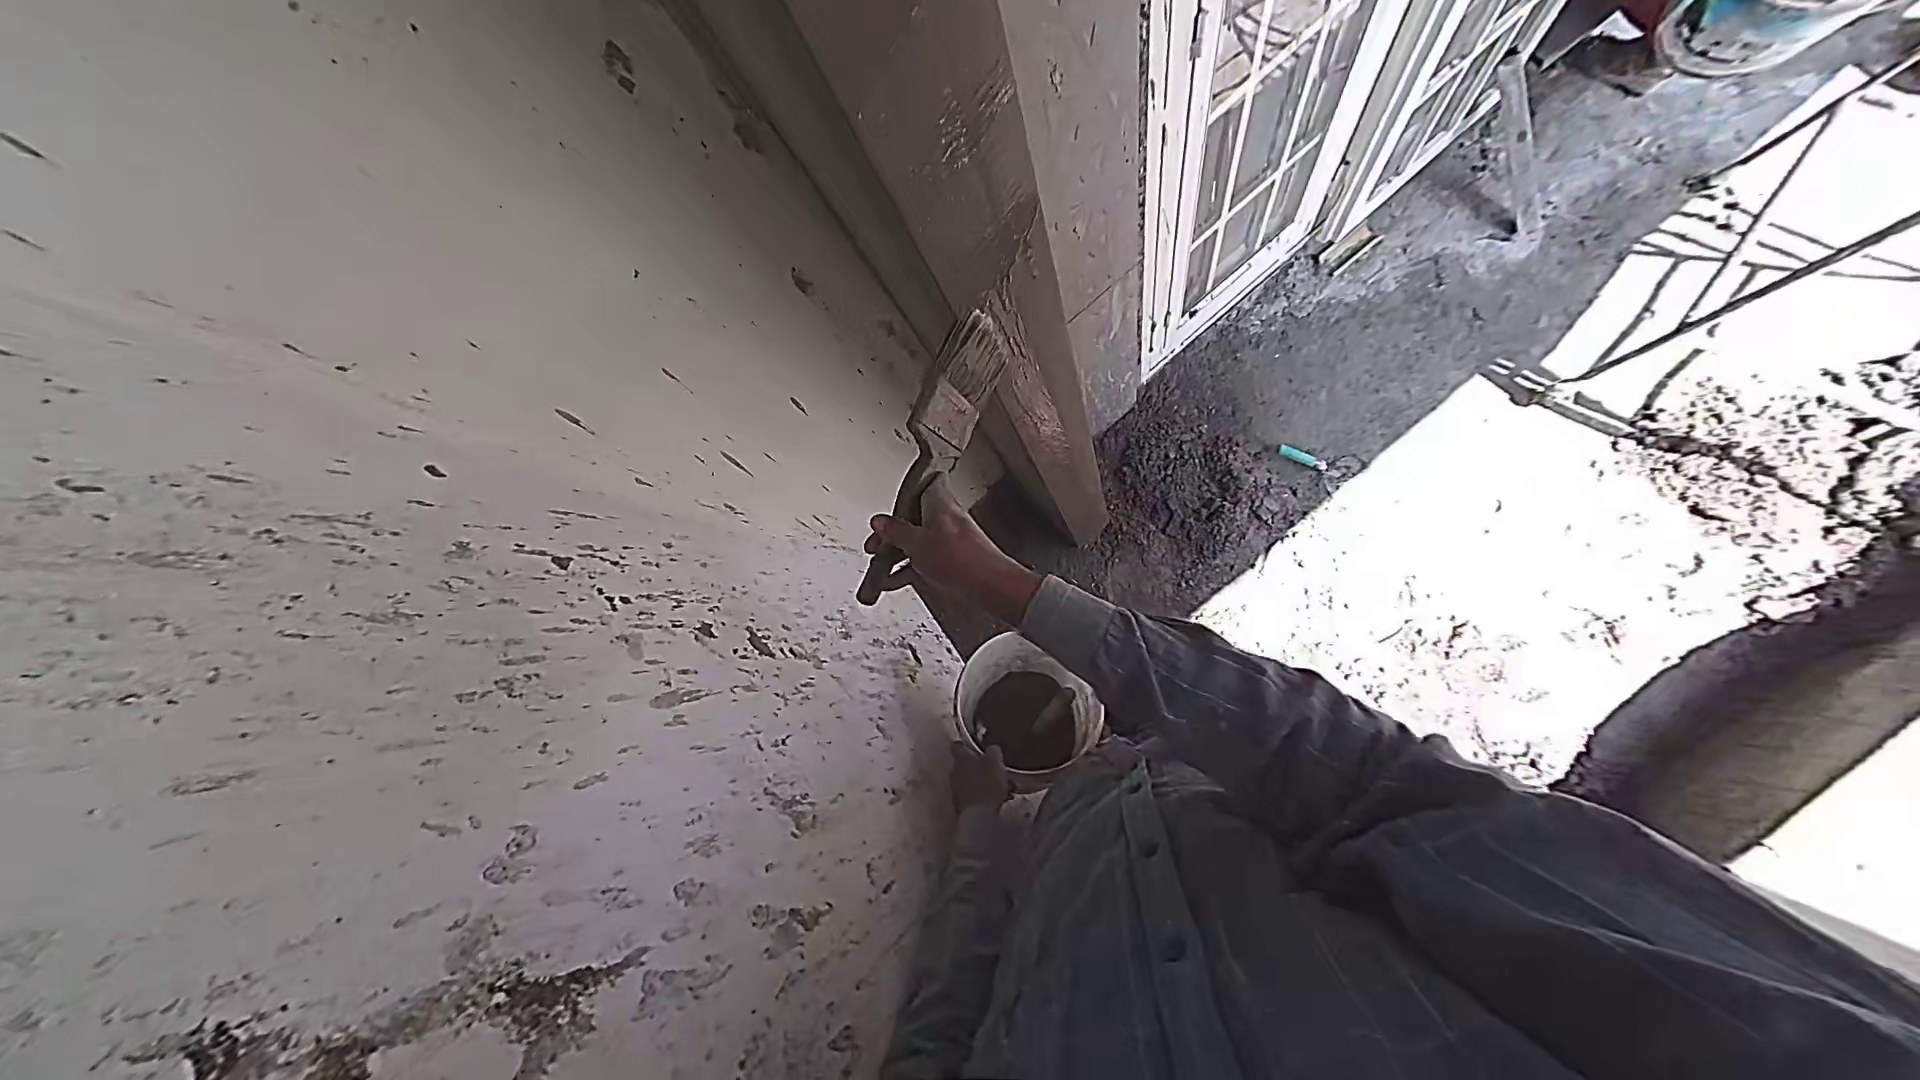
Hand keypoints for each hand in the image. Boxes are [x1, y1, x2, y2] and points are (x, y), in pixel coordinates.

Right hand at [864, 474, 1042, 623]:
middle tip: (877, 544)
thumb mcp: (916, 543)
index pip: (922, 485)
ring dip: (899, 553)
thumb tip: (881, 522)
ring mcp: (951, 540)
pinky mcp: (955, 560)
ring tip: (880, 566)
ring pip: (919, 541)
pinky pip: (926, 560)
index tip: (888, 504)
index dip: (905, 493)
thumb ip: (896, 531)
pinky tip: (894, 580)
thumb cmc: (962, 559)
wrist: (990, 586)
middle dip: (893, 533)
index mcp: (940, 504)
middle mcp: (947, 518)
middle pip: (915, 518)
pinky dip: (909, 568)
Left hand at [949, 741, 1009, 812]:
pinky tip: (991, 799)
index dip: (963, 744)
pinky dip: (978, 795)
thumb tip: (991, 749)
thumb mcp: (995, 762)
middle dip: (974, 765)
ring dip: (977, 781)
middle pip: (962, 765)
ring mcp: (955, 790)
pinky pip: (969, 795)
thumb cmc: (987, 784)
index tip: (970, 745)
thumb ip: (993, 752)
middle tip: (989, 767)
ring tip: (994, 786)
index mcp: (961, 759)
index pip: (957, 746)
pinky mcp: (960, 806)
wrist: (980, 817)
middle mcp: (954, 772)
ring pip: (966, 780)